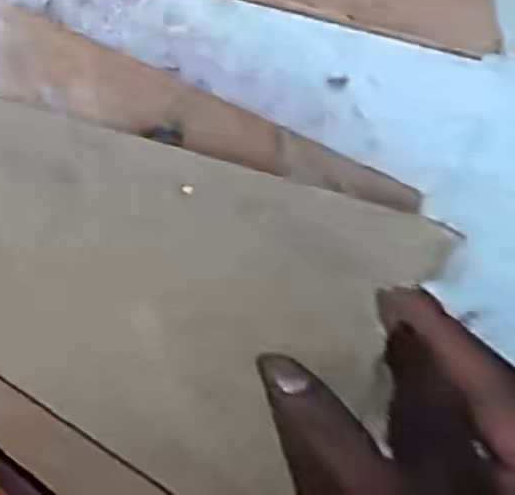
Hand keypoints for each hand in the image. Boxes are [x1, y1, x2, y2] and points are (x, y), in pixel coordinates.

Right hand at [259, 286, 513, 493]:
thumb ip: (332, 436)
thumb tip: (274, 362)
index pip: (491, 385)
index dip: (441, 335)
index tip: (397, 290)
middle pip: (502, 403)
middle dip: (450, 357)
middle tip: (397, 311)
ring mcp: (508, 486)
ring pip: (492, 430)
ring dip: (447, 389)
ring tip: (403, 348)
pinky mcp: (485, 492)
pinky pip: (482, 453)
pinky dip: (449, 424)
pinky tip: (415, 411)